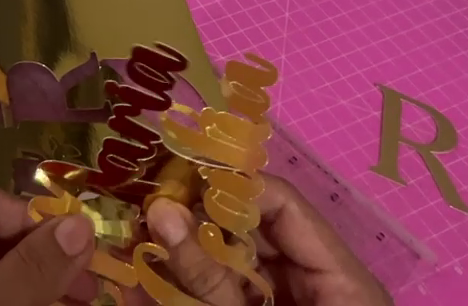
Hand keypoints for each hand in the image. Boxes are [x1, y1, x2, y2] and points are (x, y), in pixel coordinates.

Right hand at [144, 175, 391, 305]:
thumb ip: (212, 275)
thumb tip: (158, 209)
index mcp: (341, 279)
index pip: (277, 201)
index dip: (224, 183)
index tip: (168, 175)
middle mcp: (313, 285)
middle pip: (244, 232)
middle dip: (188, 222)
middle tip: (136, 209)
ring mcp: (282, 305)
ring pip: (223, 267)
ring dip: (174, 259)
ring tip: (126, 242)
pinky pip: (216, 298)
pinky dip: (178, 294)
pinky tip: (137, 286)